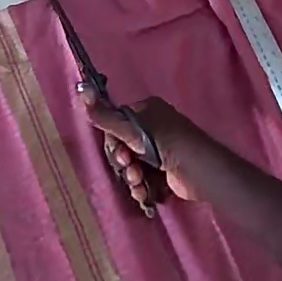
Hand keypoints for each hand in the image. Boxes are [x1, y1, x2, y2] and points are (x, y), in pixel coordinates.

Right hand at [82, 94, 205, 204]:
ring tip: (139, 184)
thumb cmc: (166, 143)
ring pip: (134, 165)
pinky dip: (142, 186)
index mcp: (147, 111)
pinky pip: (145, 177)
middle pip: (124, 147)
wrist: (200, 171)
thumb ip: (104, 115)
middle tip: (130, 170)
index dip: (114, 142)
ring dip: (132, 177)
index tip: (119, 154)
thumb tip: (81, 87)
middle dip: (124, 163)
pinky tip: (144, 193)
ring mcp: (162, 149)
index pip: (118, 124)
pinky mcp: (167, 170)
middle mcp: (154, 127)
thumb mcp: (132, 130)